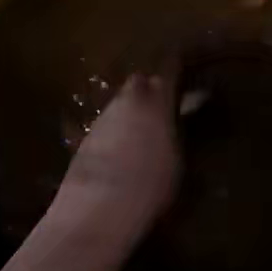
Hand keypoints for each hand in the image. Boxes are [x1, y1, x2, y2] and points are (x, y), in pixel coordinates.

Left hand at [52, 70, 182, 235]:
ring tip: (143, 132)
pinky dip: (116, 128)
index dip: (176, 68)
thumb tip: (180, 119)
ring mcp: (104, 115)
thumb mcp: (177, 161)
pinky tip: (121, 150)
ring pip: (121, 102)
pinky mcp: (87, 133)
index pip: (168, 72)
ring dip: (131, 110)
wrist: (98, 203)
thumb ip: (177, 132)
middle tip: (162, 106)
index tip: (184, 67)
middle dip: (150, 88)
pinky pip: (108, 122)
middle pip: (139, 82)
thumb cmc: (150, 184)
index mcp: (155, 102)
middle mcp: (127, 100)